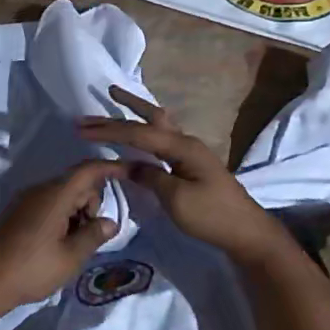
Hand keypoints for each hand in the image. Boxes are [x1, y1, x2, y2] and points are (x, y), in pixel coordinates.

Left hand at [0, 159, 125, 314]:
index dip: (110, 168)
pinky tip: (58, 244)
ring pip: (62, 196)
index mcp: (54, 194)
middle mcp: (39, 190)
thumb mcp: (71, 257)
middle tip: (90, 236)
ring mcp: (25, 201)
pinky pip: (48, 205)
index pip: (87, 170)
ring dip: (76, 213)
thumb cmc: (32, 268)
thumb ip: (93, 235)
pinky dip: (61, 218)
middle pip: (76, 184)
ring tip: (73, 246)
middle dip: (91, 203)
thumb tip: (109, 222)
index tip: (130, 172)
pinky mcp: (17, 213)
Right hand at [80, 86, 289, 263]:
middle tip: (99, 98)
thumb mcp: (176, 199)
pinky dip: (145, 128)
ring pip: (158, 123)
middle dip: (123, 108)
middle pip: (150, 117)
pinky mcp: (191, 164)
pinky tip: (139, 131)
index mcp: (181, 146)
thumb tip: (129, 165)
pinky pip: (162, 138)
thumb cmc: (212, 216)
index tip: (82, 129)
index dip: (109, 130)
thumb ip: (150, 176)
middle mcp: (185, 142)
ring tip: (117, 97)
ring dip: (136, 110)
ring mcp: (190, 152)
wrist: (246, 232)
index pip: (138, 133)